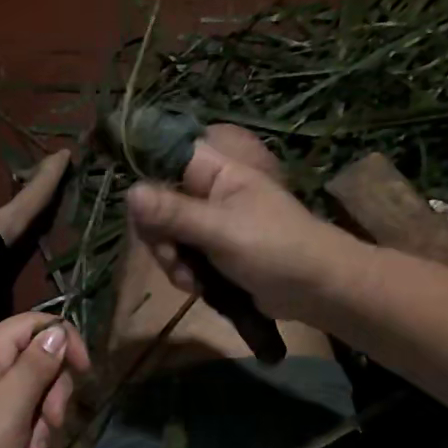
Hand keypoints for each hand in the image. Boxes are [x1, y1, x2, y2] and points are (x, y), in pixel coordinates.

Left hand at [0, 314, 87, 447]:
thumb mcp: (10, 404)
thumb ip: (37, 364)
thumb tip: (59, 330)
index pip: (34, 324)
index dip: (64, 340)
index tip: (85, 371)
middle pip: (40, 360)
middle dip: (54, 393)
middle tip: (52, 421)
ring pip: (38, 394)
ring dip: (45, 423)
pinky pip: (27, 420)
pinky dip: (34, 440)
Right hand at [126, 141, 359, 322]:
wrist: (319, 290)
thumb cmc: (275, 248)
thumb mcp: (220, 229)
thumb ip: (173, 212)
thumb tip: (129, 192)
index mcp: (215, 171)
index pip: (164, 157)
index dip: (145, 178)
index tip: (138, 210)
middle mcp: (208, 191)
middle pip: (158, 203)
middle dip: (159, 236)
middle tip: (171, 258)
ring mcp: (210, 221)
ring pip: (166, 233)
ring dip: (171, 259)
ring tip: (191, 281)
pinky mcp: (212, 249)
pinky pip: (181, 254)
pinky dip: (183, 271)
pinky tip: (196, 287)